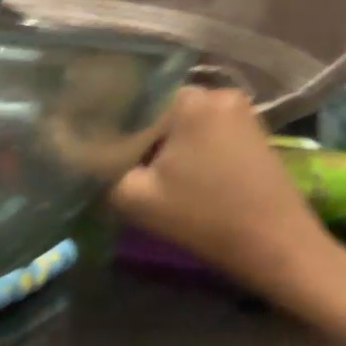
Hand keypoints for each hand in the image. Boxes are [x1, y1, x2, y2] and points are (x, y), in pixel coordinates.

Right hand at [108, 86, 337, 294]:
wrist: (283, 252)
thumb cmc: (206, 220)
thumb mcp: (131, 195)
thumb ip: (93, 163)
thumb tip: (62, 141)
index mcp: (189, 99)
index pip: (127, 100)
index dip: (106, 125)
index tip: (95, 149)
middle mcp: (217, 93)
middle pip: (153, 107)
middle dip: (135, 132)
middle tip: (119, 164)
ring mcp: (241, 111)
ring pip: (176, 119)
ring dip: (159, 141)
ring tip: (144, 170)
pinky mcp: (253, 132)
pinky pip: (201, 129)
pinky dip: (185, 146)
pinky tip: (176, 173)